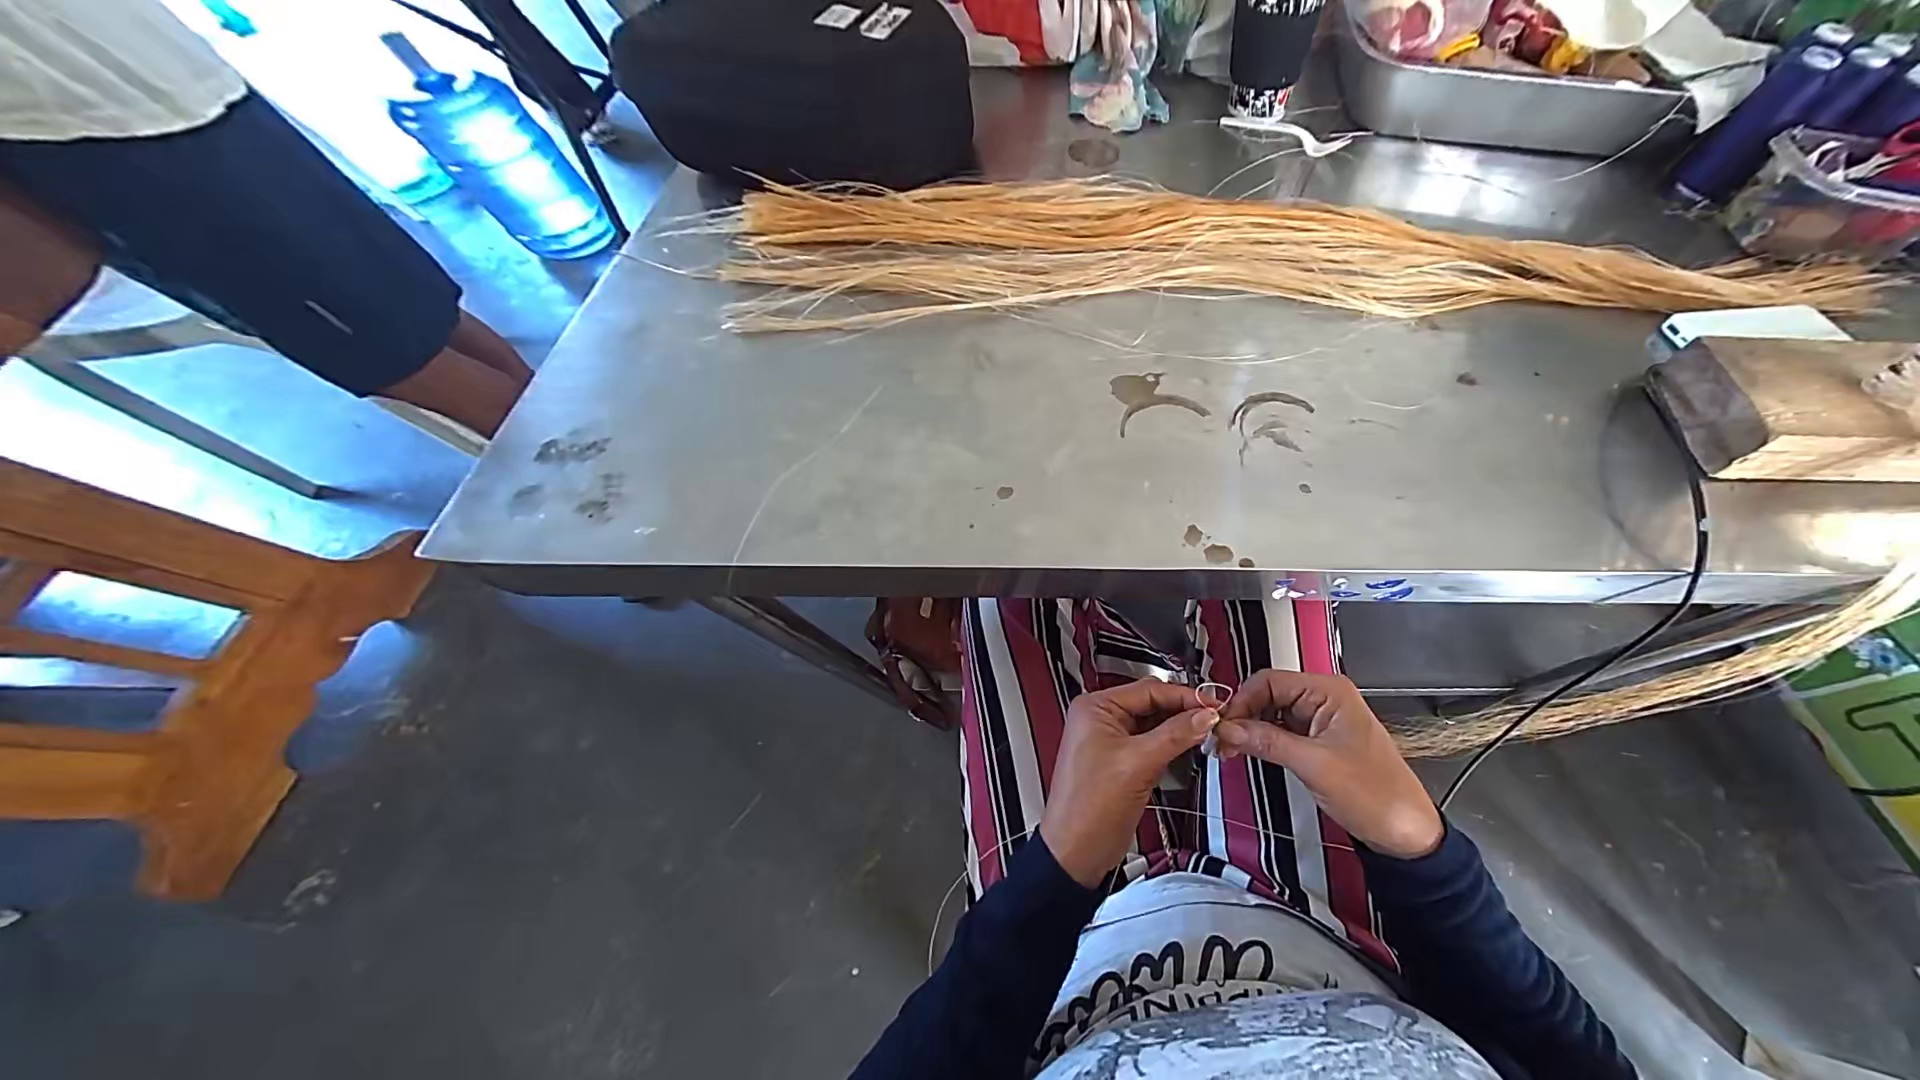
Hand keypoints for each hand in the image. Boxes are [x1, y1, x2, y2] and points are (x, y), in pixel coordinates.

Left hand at [1039, 678, 1217, 887]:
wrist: (1077, 851)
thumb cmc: (1088, 809)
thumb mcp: (1138, 764)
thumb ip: (1174, 735)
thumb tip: (1203, 715)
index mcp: (1095, 708)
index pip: (1149, 690)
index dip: (1184, 696)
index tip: (1214, 705)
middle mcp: (1100, 718)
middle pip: (1153, 703)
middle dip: (1185, 711)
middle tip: (1216, 719)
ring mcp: (1110, 740)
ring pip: (1155, 723)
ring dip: (1181, 728)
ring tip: (1208, 732)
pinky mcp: (1121, 761)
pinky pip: (1152, 742)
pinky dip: (1172, 744)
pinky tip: (1190, 748)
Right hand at [1214, 671, 1442, 858]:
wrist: (1405, 835)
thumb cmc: (1377, 796)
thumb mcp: (1314, 765)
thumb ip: (1266, 741)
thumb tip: (1228, 728)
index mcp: (1330, 692)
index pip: (1269, 681)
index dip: (1242, 701)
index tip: (1223, 724)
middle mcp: (1324, 699)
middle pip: (1265, 695)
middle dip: (1241, 716)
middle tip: (1221, 739)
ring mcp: (1319, 719)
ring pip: (1268, 712)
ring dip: (1247, 729)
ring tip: (1230, 748)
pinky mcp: (1315, 739)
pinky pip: (1277, 730)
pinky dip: (1258, 740)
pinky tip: (1246, 752)